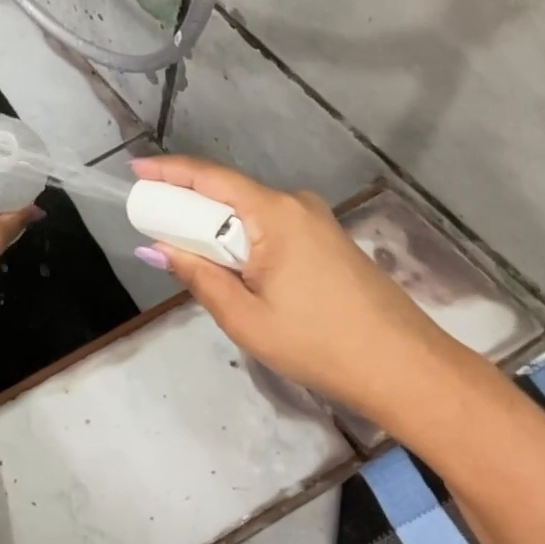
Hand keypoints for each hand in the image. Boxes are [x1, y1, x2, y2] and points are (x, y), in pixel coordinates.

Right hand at [130, 155, 462, 416]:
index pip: (208, 177)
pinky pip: (270, 228)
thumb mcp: (245, 317)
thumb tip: (154, 247)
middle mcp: (295, 205)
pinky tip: (237, 273)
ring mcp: (317, 222)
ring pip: (248, 214)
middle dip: (187, 207)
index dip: (167, 171)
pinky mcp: (329, 242)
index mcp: (273, 213)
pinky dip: (243, 241)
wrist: (411, 372)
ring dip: (216, 230)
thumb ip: (197, 275)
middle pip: (227, 193)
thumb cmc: (321, 344)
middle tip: (154, 228)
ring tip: (195, 262)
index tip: (133, 172)